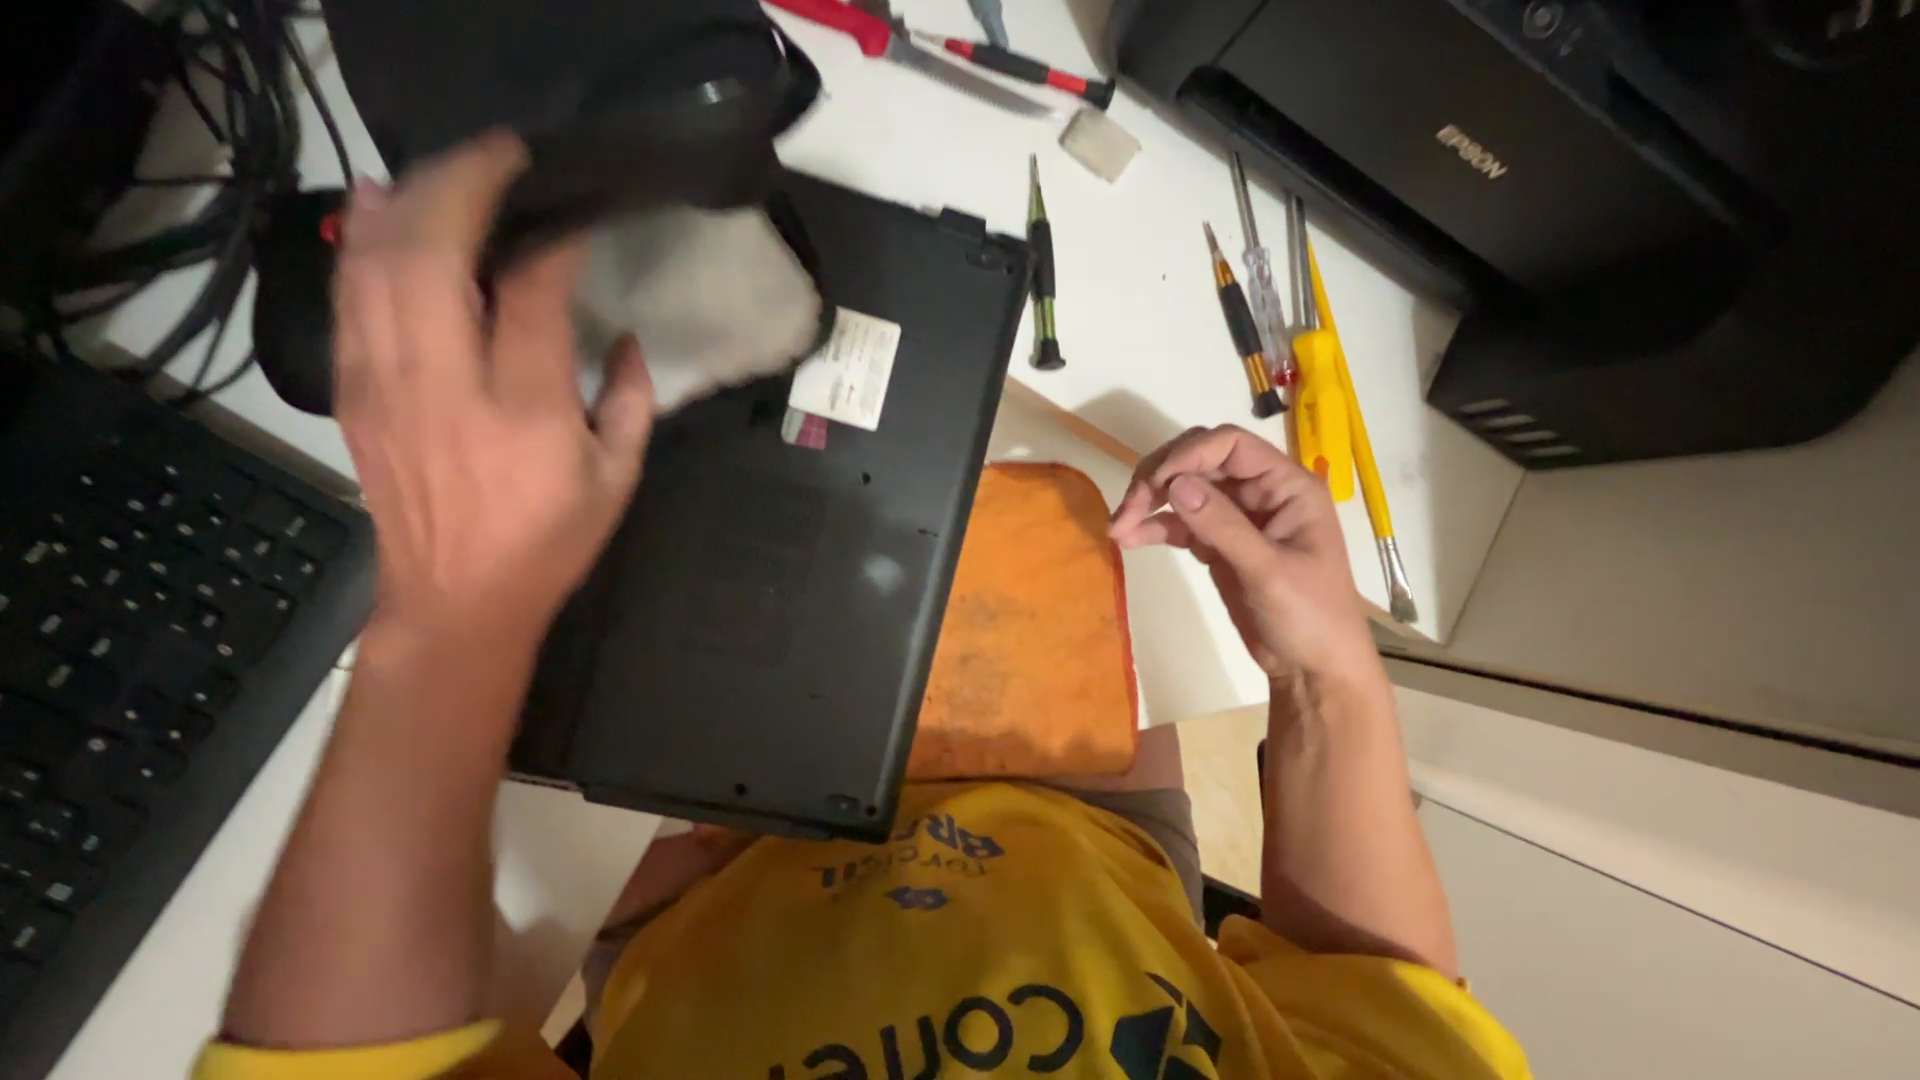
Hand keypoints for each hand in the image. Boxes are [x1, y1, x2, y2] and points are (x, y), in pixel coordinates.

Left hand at [333, 132, 654, 640]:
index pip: (530, 294)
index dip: (552, 244)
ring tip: (445, 166)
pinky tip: (378, 204)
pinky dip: (361, 240)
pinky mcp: (356, 392)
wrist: (456, 598)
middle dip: (465, 186)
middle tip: (504, 154)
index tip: (574, 218)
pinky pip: (351, 296)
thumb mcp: (619, 479)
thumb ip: (631, 400)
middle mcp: (448, 386)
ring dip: (408, 200)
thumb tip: (622, 338)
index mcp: (529, 413)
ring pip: (377, 264)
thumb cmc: (550, 542)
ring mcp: (388, 385)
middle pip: (434, 255)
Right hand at [1109, 426, 1378, 683]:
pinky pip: (1180, 523)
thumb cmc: (1310, 617)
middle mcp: (1261, 492)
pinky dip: (1154, 528)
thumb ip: (1223, 525)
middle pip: (1200, 462)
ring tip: (1118, 528)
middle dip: (1160, 478)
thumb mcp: (1269, 572)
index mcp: (1287, 486)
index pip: (1230, 445)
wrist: (1313, 668)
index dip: (1188, 455)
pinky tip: (1127, 539)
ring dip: (1149, 503)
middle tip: (1127, 509)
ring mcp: (1237, 517)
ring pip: (1184, 490)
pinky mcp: (1218, 543)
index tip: (1155, 483)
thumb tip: (1175, 484)